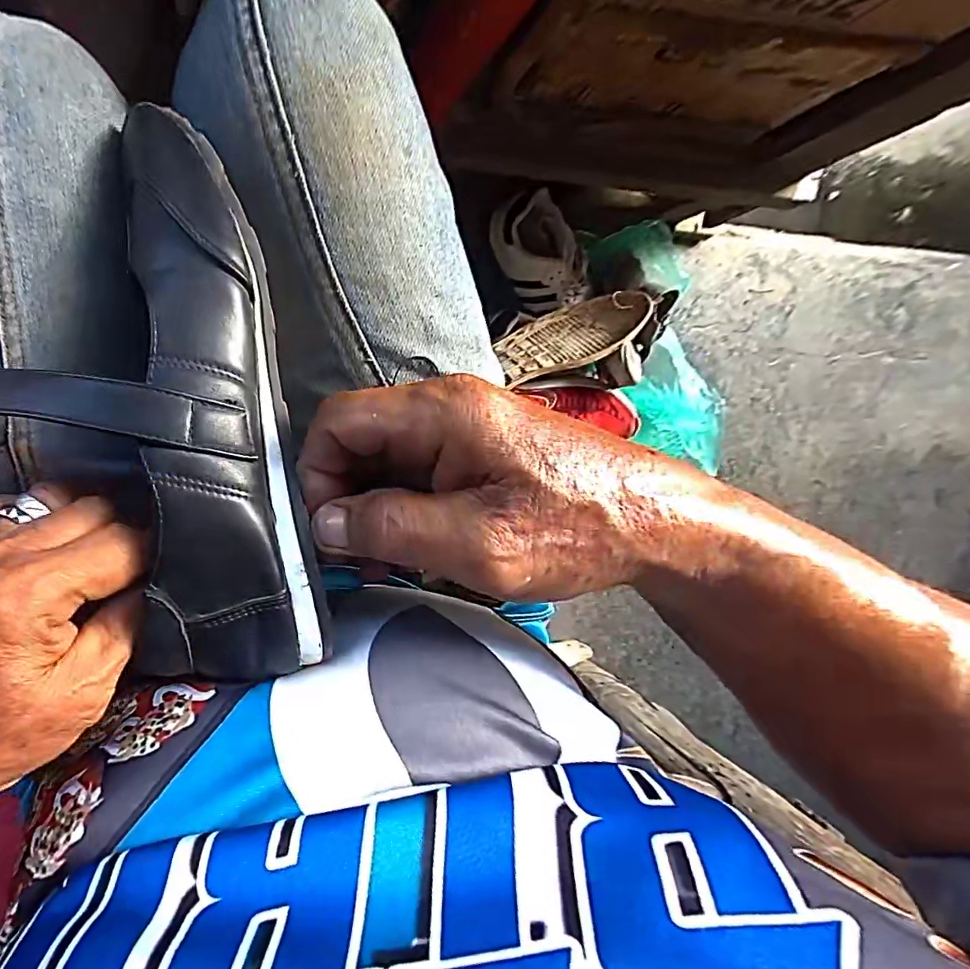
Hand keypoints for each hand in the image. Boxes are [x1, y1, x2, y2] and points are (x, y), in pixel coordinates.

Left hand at [0, 484, 145, 825]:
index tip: (166, 572)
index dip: (152, 556)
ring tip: (100, 561)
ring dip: (89, 522)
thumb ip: (124, 624)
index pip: (119, 543)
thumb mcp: (86, 691)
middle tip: (137, 574)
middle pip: (93, 508)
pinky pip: (13, 505)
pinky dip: (42, 516)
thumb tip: (147, 583)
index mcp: (29, 592)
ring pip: (59, 497)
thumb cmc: (5, 732)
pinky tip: (53, 547)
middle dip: (126, 536)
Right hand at [297, 375, 711, 601]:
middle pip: (355, 441)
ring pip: (382, 462)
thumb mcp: (477, 542)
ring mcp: (460, 430)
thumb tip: (326, 524)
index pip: (337, 421)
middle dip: (343, 500)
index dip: (316, 475)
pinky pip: (414, 475)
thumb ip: (392, 528)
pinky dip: (401, 512)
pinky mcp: (473, 453)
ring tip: (388, 560)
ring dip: (372, 512)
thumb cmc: (583, 526)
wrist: (653, 524)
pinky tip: (416, 550)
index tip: (327, 528)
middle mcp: (445, 408)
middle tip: (355, 556)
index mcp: (441, 412)